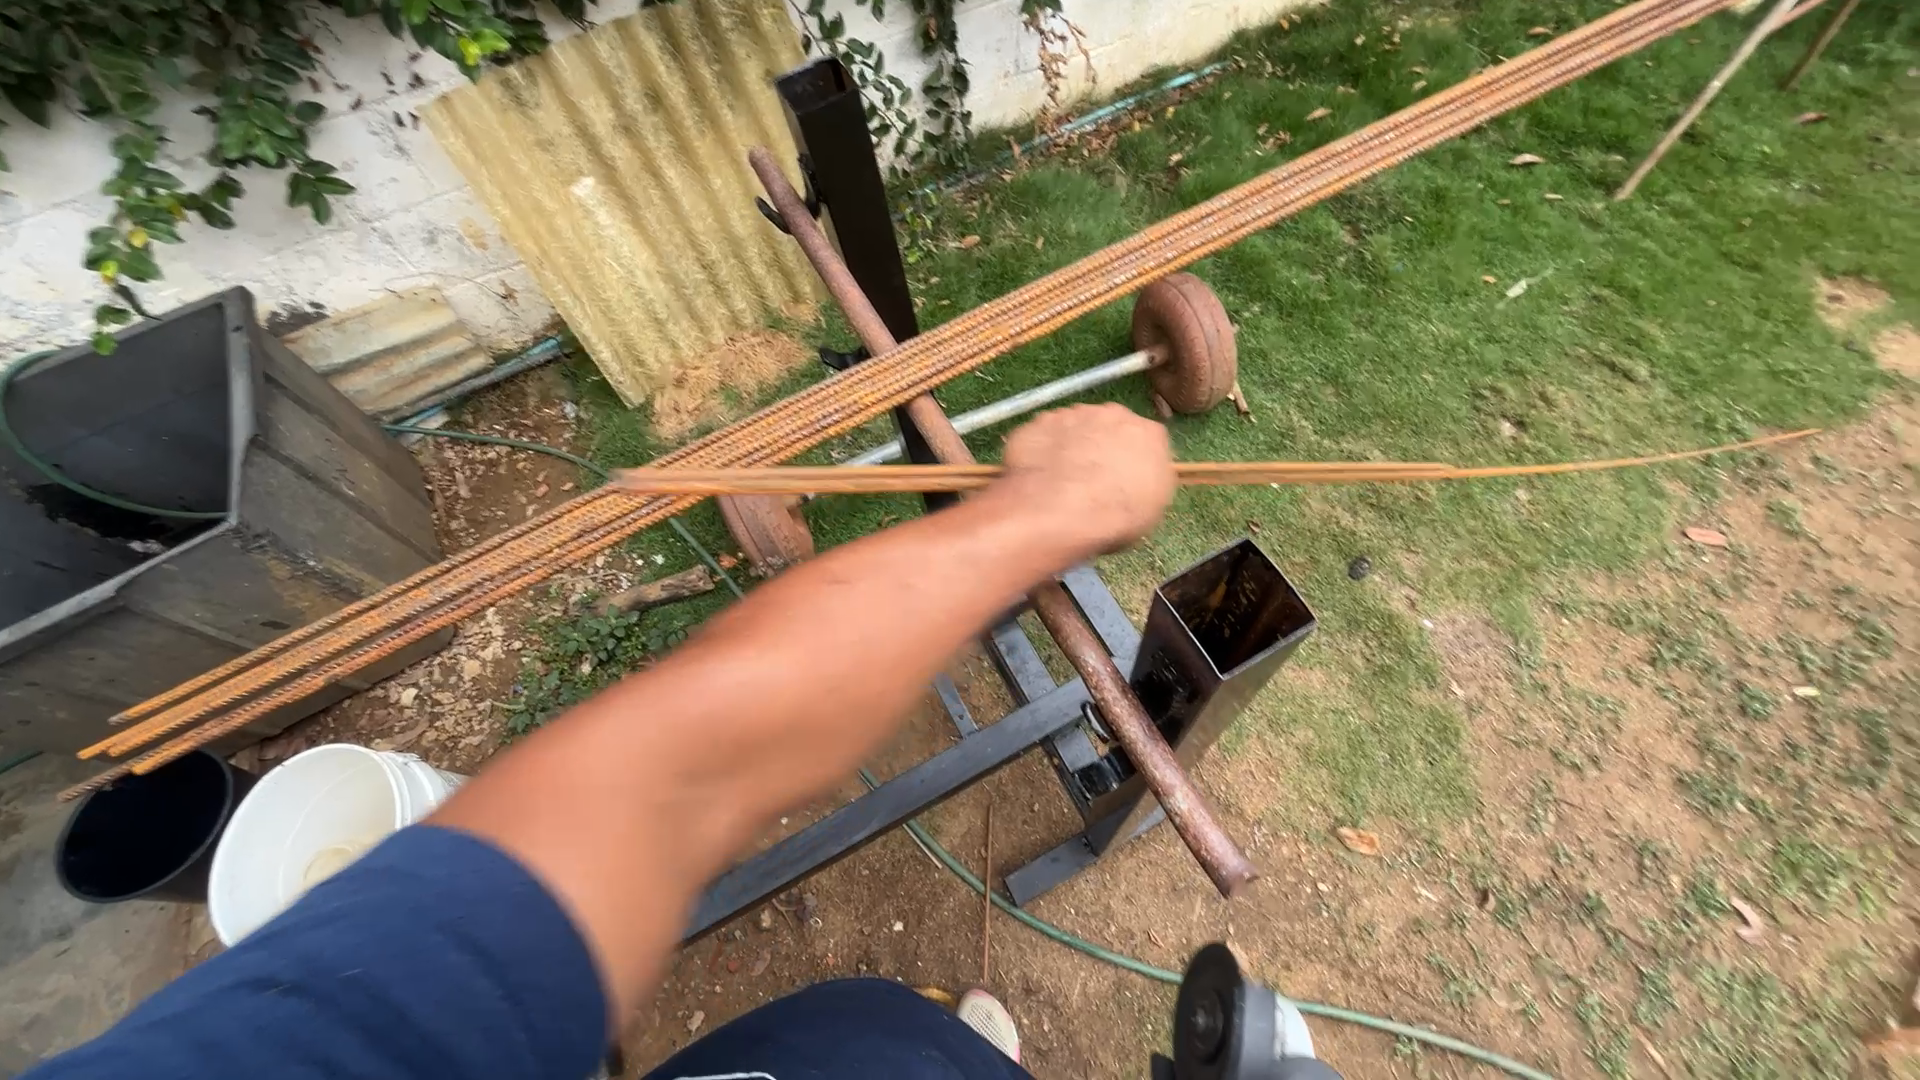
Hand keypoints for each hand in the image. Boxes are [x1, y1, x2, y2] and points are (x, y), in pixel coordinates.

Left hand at [994, 404, 1174, 556]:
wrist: (1061, 508)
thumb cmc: (1115, 516)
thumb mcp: (1153, 508)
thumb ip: (1150, 482)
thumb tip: (1141, 480)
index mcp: (1150, 434)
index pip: (1146, 441)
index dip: (1132, 462)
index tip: (1122, 480)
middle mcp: (1114, 414)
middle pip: (1110, 427)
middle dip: (1101, 447)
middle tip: (1090, 479)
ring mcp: (1074, 414)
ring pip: (1075, 426)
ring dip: (1070, 446)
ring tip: (1061, 479)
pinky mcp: (1040, 421)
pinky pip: (1044, 433)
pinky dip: (1042, 448)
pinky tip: (1039, 474)